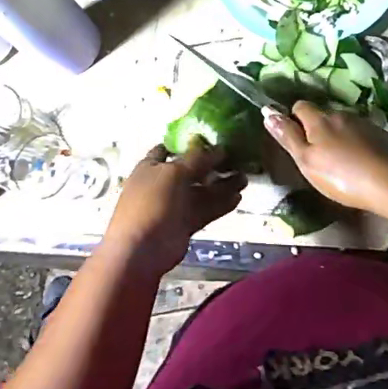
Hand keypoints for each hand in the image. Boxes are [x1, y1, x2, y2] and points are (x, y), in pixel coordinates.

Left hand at [102, 142, 244, 274]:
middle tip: (238, 160)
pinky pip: (205, 209)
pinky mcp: (185, 223)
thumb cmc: (152, 202)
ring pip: (201, 191)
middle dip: (213, 165)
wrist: (142, 249)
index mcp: (151, 166)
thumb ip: (197, 159)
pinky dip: (220, 204)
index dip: (189, 144)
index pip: (170, 149)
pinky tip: (238, 198)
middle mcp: (163, 183)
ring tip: (245, 178)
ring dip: (221, 185)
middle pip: (191, 171)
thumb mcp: (173, 173)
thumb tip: (217, 148)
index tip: (212, 139)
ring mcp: (174, 205)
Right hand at [265, 102, 387, 215]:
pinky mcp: (383, 136)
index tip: (294, 136)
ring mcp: (365, 124)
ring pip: (343, 125)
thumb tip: (267, 112)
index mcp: (319, 119)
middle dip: (317, 128)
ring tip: (340, 162)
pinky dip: (357, 144)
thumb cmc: (342, 177)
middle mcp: (341, 114)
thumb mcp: (307, 161)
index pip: (300, 106)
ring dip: (338, 137)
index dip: (294, 118)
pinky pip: (362, 135)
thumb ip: (287, 136)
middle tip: (316, 154)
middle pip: (323, 115)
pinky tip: (360, 164)